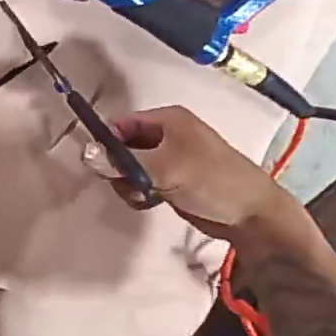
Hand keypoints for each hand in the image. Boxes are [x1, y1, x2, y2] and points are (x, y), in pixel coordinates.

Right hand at [82, 105, 302, 241]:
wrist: (250, 215)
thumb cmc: (213, 181)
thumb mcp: (165, 168)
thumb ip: (123, 162)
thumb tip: (84, 155)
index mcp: (167, 120)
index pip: (119, 124)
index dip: (105, 142)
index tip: (100, 165)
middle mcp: (164, 135)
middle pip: (119, 148)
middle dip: (118, 169)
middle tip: (130, 183)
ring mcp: (166, 159)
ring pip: (126, 169)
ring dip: (128, 185)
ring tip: (145, 195)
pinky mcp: (167, 180)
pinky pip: (137, 183)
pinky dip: (138, 194)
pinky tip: (150, 202)